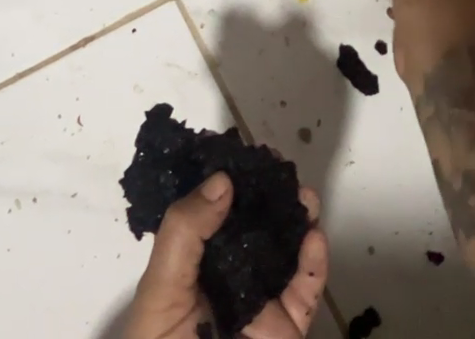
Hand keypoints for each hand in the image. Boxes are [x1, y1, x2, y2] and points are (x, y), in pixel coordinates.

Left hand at [123, 172, 329, 338]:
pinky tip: (314, 238)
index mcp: (188, 269)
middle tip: (278, 165)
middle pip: (252, 229)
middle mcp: (225, 281)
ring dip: (296, 220)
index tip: (240, 153)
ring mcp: (258, 306)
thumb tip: (222, 179)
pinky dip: (315, 265)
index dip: (223, 182)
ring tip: (304, 193)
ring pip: (284, 254)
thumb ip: (185, 234)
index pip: (207, 215)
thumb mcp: (159, 293)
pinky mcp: (285, 330)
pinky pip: (305, 293)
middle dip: (267, 196)